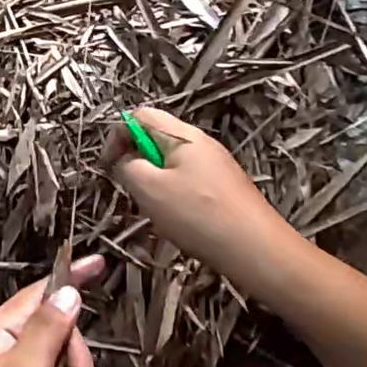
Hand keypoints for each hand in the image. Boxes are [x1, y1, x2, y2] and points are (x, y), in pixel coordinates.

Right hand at [104, 106, 279, 265]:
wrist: (258, 251)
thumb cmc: (198, 215)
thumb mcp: (149, 189)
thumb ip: (127, 167)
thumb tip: (124, 161)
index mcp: (183, 136)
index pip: (139, 115)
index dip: (117, 136)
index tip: (109, 167)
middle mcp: (202, 143)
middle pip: (155, 139)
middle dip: (136, 162)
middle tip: (134, 191)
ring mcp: (216, 166)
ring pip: (170, 164)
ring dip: (154, 183)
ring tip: (157, 210)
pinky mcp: (225, 188)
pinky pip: (188, 182)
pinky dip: (174, 197)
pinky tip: (180, 222)